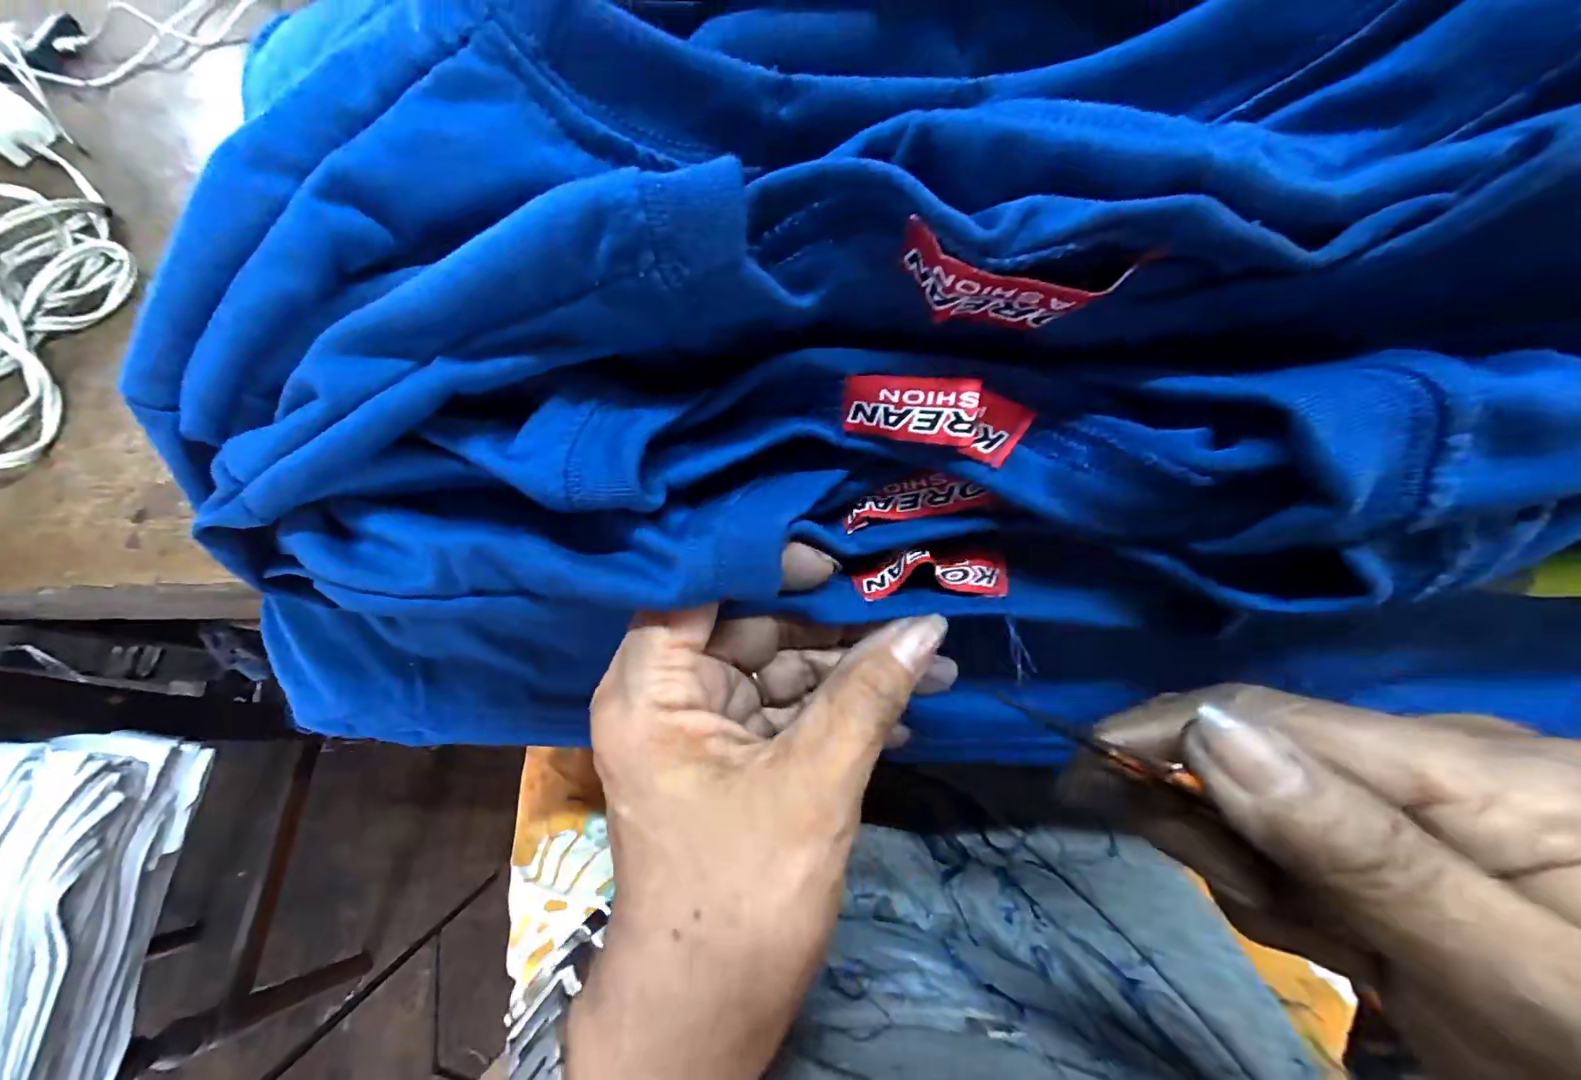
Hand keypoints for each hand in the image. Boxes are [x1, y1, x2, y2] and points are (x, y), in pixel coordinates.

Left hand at [565, 573, 951, 1078]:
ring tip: (930, 662)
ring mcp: (703, 727)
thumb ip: (868, 695)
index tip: (835, 562)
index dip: (763, 565)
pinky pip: (789, 709)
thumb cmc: (741, 896)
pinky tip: (905, 712)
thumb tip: (927, 624)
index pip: (699, 590)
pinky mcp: (734, 756)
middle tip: (907, 608)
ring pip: (779, 669)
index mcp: (650, 689)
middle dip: (832, 626)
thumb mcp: (813, 784)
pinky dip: (839, 708)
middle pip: (750, 627)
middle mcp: (667, 696)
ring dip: (850, 670)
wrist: (709, 1011)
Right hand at [1068, 686, 1580, 1079]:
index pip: (1288, 720)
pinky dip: (1327, 883)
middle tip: (1255, 910)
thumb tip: (1209, 730)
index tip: (1078, 774)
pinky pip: (1357, 834)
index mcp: (1520, 777)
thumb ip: (1371, 856)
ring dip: (1281, 865)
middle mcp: (1497, 761)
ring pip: (1313, 796)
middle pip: (1291, 752)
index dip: (1166, 733)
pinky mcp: (1494, 842)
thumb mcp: (1543, 1003)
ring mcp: (1502, 802)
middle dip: (1231, 818)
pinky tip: (1366, 941)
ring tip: (1342, 955)